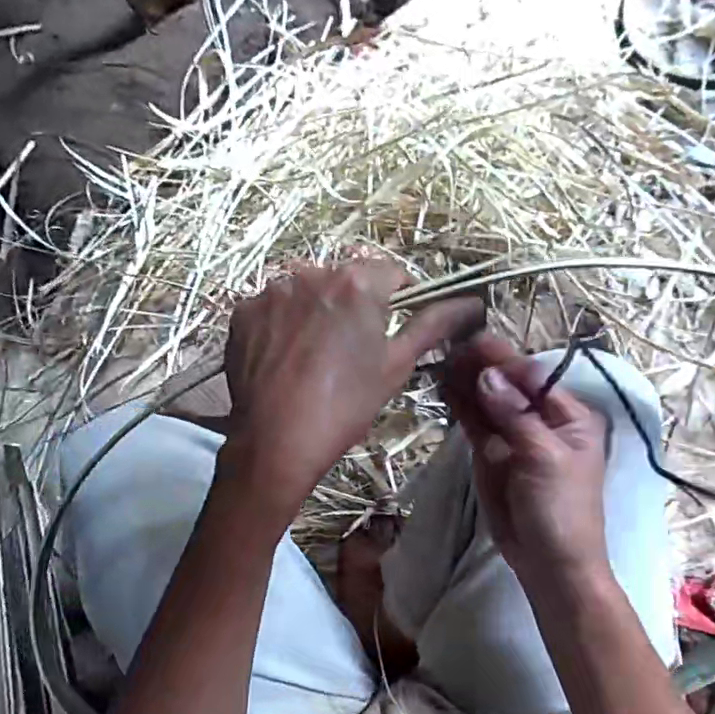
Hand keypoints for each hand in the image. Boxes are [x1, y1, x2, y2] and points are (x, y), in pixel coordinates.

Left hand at [222, 257, 480, 497]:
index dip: (401, 297)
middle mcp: (313, 274)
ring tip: (316, 357)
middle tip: (356, 349)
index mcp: (358, 283)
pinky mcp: (243, 311)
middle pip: (347, 280)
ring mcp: (273, 291)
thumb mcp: (396, 364)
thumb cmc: (347, 404)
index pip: (392, 272)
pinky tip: (287, 358)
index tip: (395, 327)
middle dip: (356, 305)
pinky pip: (274, 308)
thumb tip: (470, 304)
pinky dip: (284, 325)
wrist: (277, 441)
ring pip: (309, 293)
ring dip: (318, 312)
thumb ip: (432, 325)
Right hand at [443, 333, 610, 590]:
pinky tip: (448, 386)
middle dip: (483, 367)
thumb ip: (515, 414)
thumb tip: (487, 374)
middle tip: (451, 346)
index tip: (474, 341)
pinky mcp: (494, 457)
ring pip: (490, 402)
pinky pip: (478, 425)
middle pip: (509, 386)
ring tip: (444, 359)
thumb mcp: (544, 457)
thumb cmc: (561, 509)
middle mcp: (543, 421)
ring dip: (469, 382)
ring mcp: (516, 438)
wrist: (551, 565)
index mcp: (570, 417)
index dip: (504, 360)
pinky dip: (463, 407)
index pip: (534, 378)